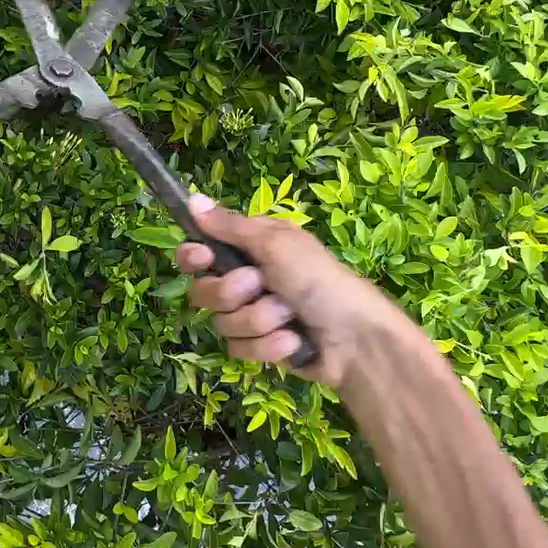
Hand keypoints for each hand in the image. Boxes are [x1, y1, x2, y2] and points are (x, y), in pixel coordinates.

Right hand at [175, 194, 397, 391]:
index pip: (199, 249)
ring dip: (258, 320)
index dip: (194, 256)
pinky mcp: (260, 347)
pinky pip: (240, 348)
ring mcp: (252, 315)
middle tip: (259, 285)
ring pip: (222, 322)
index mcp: (249, 247)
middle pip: (203, 289)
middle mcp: (245, 278)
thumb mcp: (276, 243)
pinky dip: (268, 345)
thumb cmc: (319, 279)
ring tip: (289, 317)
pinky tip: (294, 341)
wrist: (357, 340)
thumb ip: (230, 226)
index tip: (203, 259)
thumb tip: (191, 199)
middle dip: (232, 292)